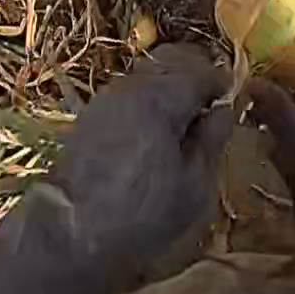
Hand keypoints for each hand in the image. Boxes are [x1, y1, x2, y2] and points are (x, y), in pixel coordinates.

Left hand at [0, 45, 231, 293]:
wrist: (67, 235)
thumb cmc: (135, 217)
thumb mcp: (190, 186)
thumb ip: (209, 137)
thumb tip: (223, 105)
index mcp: (157, 95)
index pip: (199, 65)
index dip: (218, 79)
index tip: (227, 100)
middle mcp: (129, 83)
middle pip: (172, 58)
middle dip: (194, 75)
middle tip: (206, 110)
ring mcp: (108, 95)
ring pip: (149, 71)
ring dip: (169, 86)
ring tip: (179, 125)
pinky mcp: (92, 111)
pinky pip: (131, 88)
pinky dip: (149, 99)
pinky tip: (150, 134)